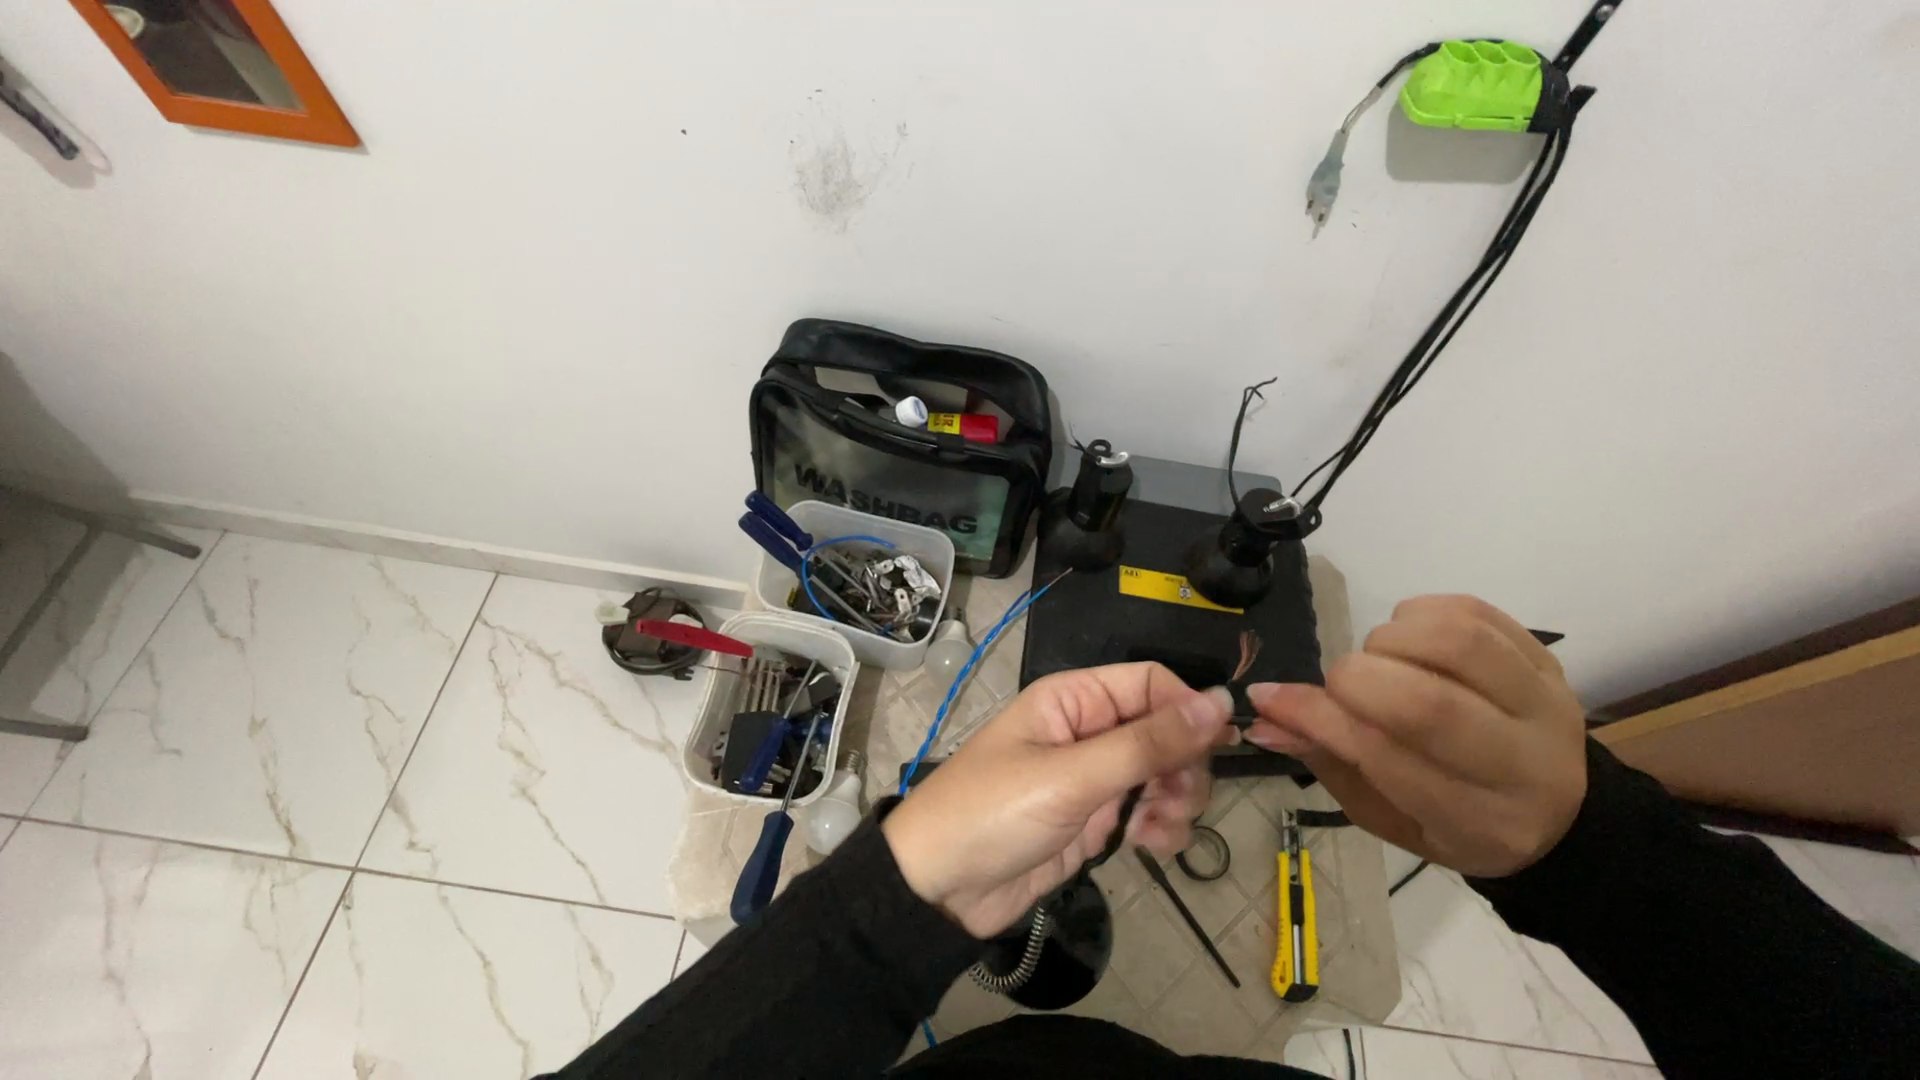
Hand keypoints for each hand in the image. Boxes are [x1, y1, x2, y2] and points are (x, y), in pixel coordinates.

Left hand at [881, 663, 1232, 936]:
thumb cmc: (994, 813)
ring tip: (1157, 831)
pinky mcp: (1095, 822)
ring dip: (1176, 801)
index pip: (1150, 683)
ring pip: (1163, 775)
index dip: (1188, 709)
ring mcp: (1092, 778)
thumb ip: (1147, 742)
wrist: (940, 890)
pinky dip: (1160, 829)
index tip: (1216, 748)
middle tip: (1179, 800)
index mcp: (1073, 700)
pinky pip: (1147, 813)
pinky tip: (1149, 847)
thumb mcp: (1071, 776)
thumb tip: (1220, 700)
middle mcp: (1087, 731)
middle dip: (1184, 765)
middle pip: (1165, 731)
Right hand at [1243, 595, 1586, 878]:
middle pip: (1427, 702)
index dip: (1317, 718)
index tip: (1268, 697)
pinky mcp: (1544, 657)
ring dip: (1390, 640)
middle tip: (1342, 687)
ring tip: (1379, 661)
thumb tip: (1263, 715)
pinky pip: (1471, 610)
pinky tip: (1409, 640)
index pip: (1386, 756)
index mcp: (1477, 819)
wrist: (1560, 812)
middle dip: (1355, 680)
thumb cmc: (1454, 821)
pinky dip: (1418, 614)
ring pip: (1455, 642)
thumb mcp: (1385, 813)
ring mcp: (1544, 701)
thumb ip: (1327, 761)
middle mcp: (1524, 761)